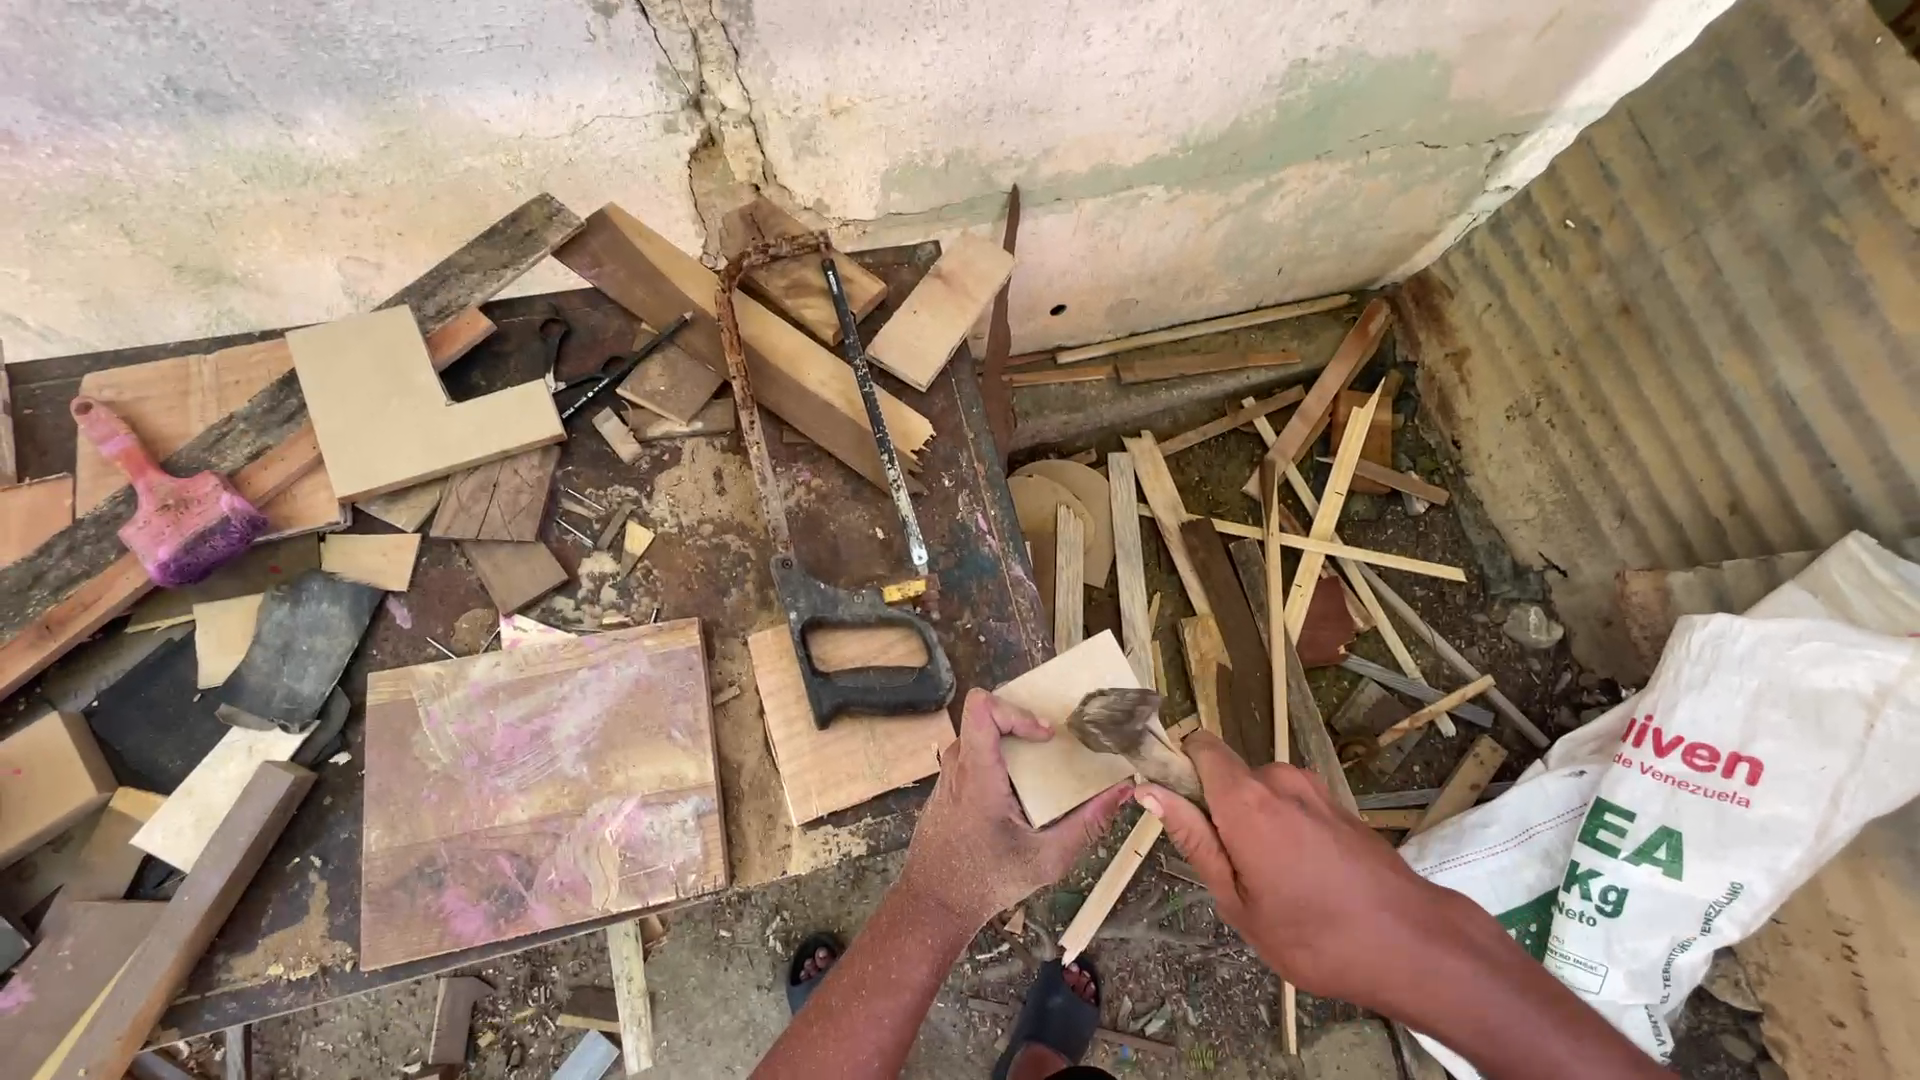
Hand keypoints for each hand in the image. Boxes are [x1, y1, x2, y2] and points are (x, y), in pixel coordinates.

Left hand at [899, 688, 1131, 927]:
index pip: (982, 706)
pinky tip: (1021, 790)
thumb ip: (1087, 824)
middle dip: (1024, 723)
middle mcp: (958, 764)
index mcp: (977, 774)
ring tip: (1043, 768)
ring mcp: (949, 771)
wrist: (934, 901)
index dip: (1017, 709)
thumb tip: (1122, 792)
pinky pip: (975, 752)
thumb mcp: (1047, 860)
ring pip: (982, 733)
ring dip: (1014, 743)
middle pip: (988, 715)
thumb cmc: (986, 881)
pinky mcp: (949, 783)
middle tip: (1055, 747)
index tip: (1045, 736)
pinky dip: (1001, 759)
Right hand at [1135, 730, 1463, 1014]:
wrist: (1417, 946)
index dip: (1182, 767)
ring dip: (1257, 823)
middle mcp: (1279, 779)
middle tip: (1236, 871)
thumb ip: (1194, 839)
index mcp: (1245, 798)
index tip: (1181, 809)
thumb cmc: (1315, 935)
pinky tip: (1310, 878)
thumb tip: (1150, 790)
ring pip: (1264, 793)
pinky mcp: (1341, 806)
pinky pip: (1295, 805)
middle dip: (1223, 811)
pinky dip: (1289, 830)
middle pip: (1231, 776)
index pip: (1200, 746)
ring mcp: (1316, 790)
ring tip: (1277, 881)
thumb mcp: (1238, 901)